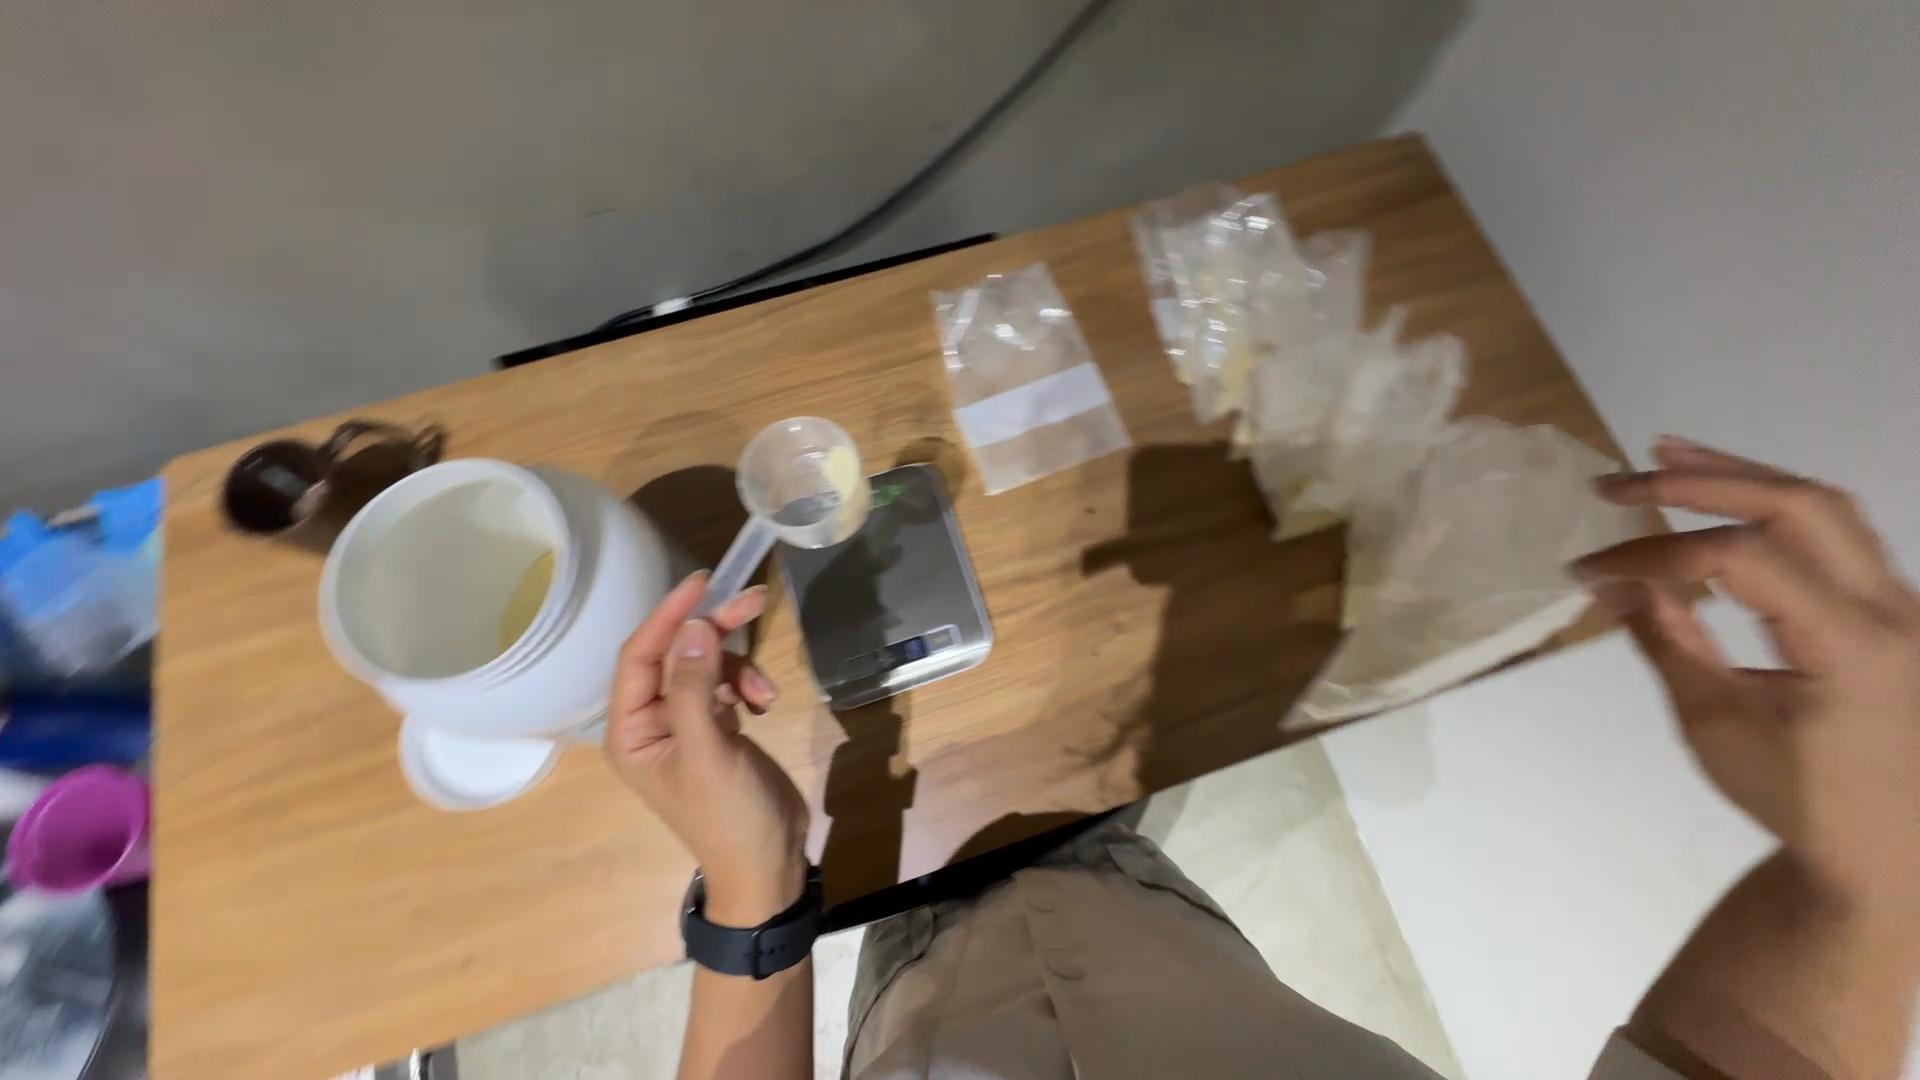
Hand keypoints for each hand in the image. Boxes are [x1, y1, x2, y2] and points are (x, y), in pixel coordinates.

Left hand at [605, 571, 808, 926]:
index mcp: (631, 731)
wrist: (769, 861)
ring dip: (740, 667)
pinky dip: (749, 684)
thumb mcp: (708, 752)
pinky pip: (728, 683)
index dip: (668, 616)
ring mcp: (687, 722)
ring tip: (765, 692)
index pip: (640, 657)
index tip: (703, 582)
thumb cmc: (728, 815)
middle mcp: (652, 721)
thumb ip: (693, 688)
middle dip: (713, 629)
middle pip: (677, 653)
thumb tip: (693, 626)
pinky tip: (765, 703)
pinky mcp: (718, 725)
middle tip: (754, 600)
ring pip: (707, 664)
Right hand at [1576, 436, 1919, 911]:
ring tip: (1662, 455)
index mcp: (1852, 644)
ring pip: (1827, 509)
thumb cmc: (1802, 798)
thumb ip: (1667, 642)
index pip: (1740, 558)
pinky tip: (1720, 497)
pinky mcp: (1889, 613)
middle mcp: (1895, 611)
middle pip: (1802, 506)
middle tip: (1615, 483)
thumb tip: (1612, 583)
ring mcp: (1902, 607)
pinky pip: (1832, 536)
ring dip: (1738, 476)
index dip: (1652, 550)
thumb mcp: (1715, 725)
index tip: (1585, 571)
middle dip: (1700, 481)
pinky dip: (1767, 506)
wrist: (1899, 855)